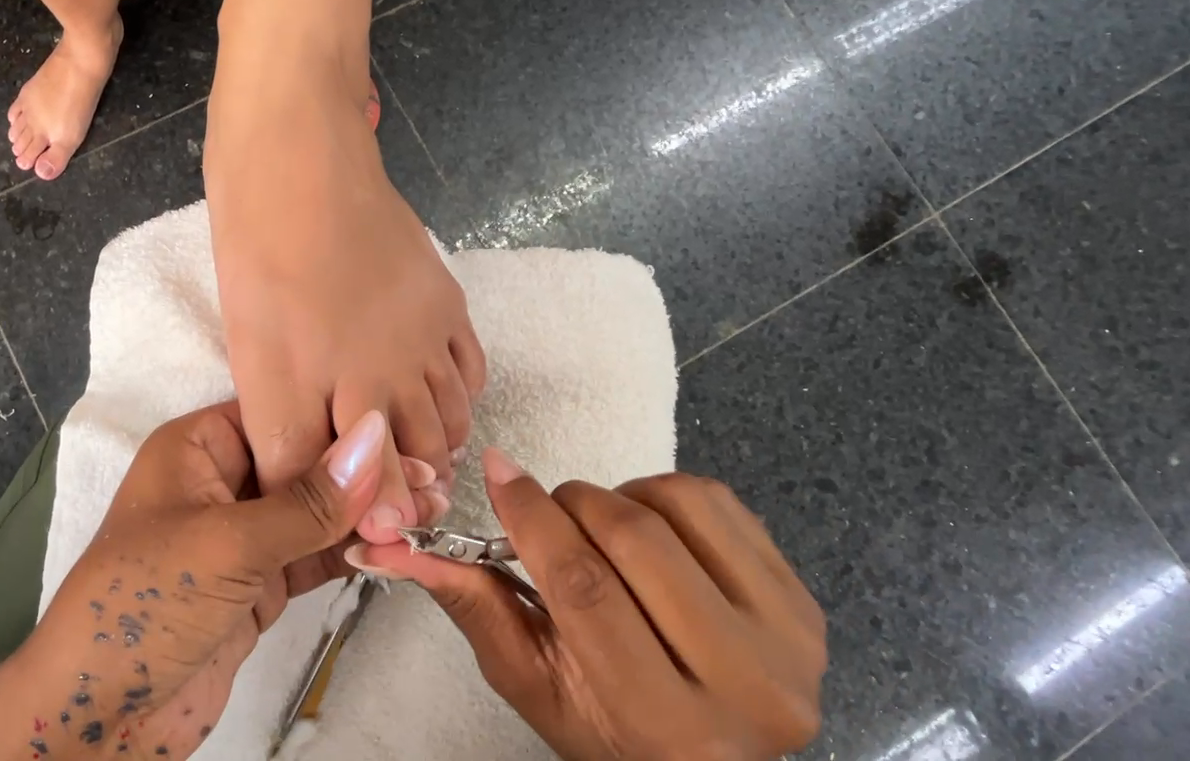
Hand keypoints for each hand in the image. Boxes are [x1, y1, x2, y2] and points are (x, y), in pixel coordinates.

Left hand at [0, 403, 436, 760]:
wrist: (102, 716)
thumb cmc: (146, 601)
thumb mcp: (228, 542)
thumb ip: (307, 499)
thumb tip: (377, 437)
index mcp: (197, 447)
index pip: (280, 416)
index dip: (341, 425)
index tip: (408, 435)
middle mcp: (219, 482)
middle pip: (301, 465)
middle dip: (362, 474)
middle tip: (433, 480)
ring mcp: (240, 536)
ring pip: (313, 514)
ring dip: (364, 515)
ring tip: (430, 509)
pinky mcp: (256, 585)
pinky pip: (311, 556)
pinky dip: (349, 552)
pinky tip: (397, 544)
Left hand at [205, 0, 484, 546]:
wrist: (298, 162)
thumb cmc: (263, 264)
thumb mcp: (259, 362)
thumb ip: (291, 440)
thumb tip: (319, 501)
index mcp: (365, 394)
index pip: (379, 483)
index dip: (373, 516)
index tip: (361, 533)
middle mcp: (415, 369)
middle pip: (428, 452)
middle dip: (409, 485)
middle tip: (387, 498)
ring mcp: (435, 327)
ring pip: (454, 412)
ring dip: (436, 444)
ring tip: (411, 456)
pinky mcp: (443, 291)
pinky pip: (470, 364)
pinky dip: (459, 394)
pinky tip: (438, 395)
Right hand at [357, 450, 826, 760]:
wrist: (711, 759)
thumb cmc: (604, 725)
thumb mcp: (530, 680)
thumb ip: (471, 605)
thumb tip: (394, 545)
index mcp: (661, 720)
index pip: (585, 589)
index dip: (532, 517)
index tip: (497, 471)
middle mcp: (744, 686)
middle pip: (633, 540)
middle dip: (572, 503)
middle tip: (548, 511)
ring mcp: (790, 641)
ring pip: (676, 507)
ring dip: (619, 498)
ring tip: (604, 532)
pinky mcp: (808, 602)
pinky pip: (718, 501)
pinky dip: (663, 496)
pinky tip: (652, 534)